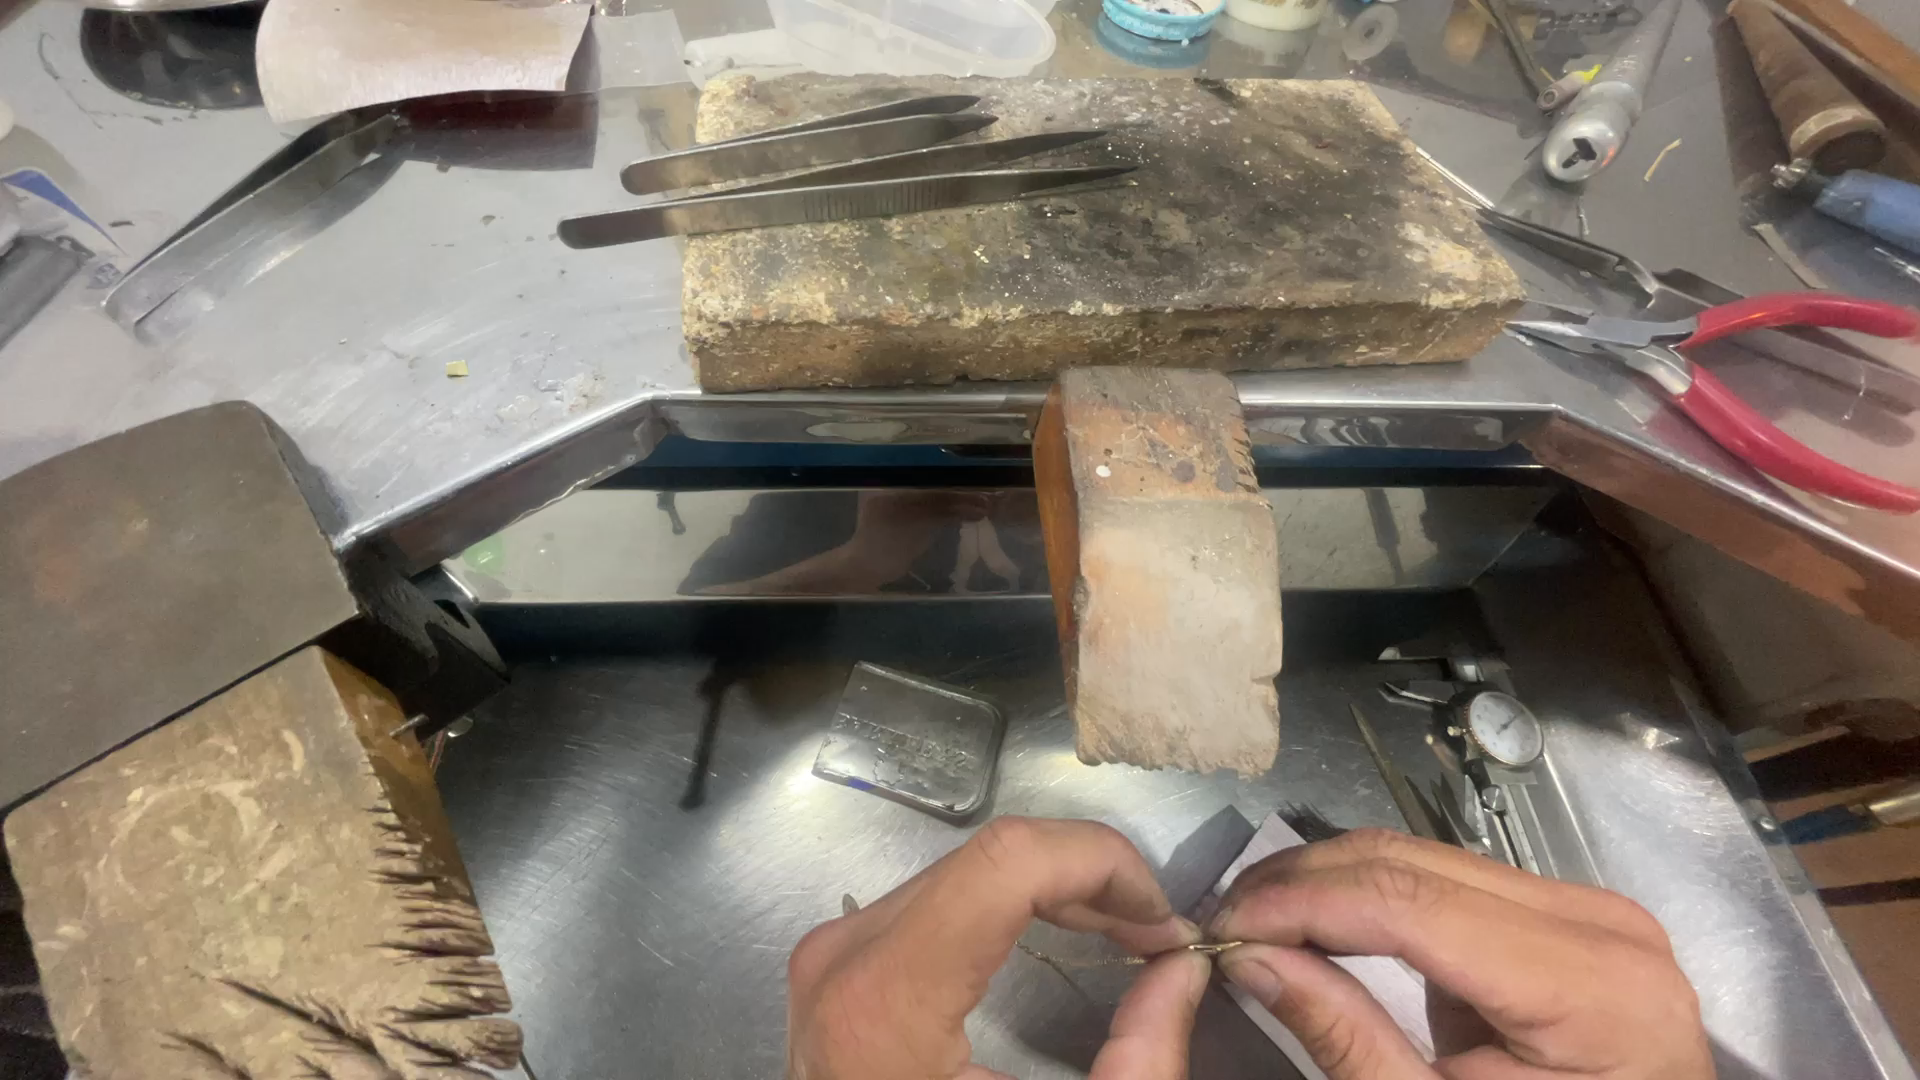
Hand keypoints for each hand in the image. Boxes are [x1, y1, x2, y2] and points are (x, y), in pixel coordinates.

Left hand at [787, 816, 1209, 1079]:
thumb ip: (1135, 1062)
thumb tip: (1179, 968)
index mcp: (889, 995)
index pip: (1007, 860)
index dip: (1098, 862)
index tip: (1158, 914)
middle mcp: (851, 947)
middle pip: (993, 856)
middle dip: (1091, 876)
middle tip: (1153, 929)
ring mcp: (840, 941)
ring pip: (971, 864)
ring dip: (1057, 883)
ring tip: (1120, 924)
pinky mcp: (845, 948)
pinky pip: (944, 889)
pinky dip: (1014, 898)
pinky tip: (1060, 923)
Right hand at [1210, 828, 1712, 1079]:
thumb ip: (1347, 1037)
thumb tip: (1246, 957)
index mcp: (1591, 986)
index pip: (1406, 903)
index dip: (1300, 904)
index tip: (1223, 927)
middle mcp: (1591, 917)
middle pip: (1401, 862)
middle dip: (1297, 883)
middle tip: (1227, 921)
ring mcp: (1574, 903)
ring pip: (1405, 854)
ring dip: (1318, 879)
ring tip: (1256, 917)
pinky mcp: (1547, 905)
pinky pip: (1426, 873)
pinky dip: (1355, 889)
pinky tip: (1309, 913)